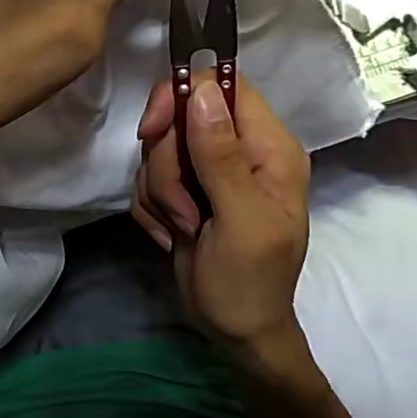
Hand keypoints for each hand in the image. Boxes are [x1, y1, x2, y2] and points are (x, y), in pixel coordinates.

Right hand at [132, 71, 310, 356]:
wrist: (235, 330)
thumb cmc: (250, 281)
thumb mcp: (241, 220)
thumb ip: (221, 156)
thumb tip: (202, 91)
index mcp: (268, 148)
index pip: (222, 87)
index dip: (182, 97)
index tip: (152, 131)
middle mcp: (239, 152)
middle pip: (179, 120)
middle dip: (167, 167)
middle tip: (185, 209)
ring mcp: (209, 173)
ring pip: (158, 152)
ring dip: (160, 193)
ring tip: (184, 228)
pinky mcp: (183, 193)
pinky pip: (148, 181)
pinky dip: (151, 210)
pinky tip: (172, 236)